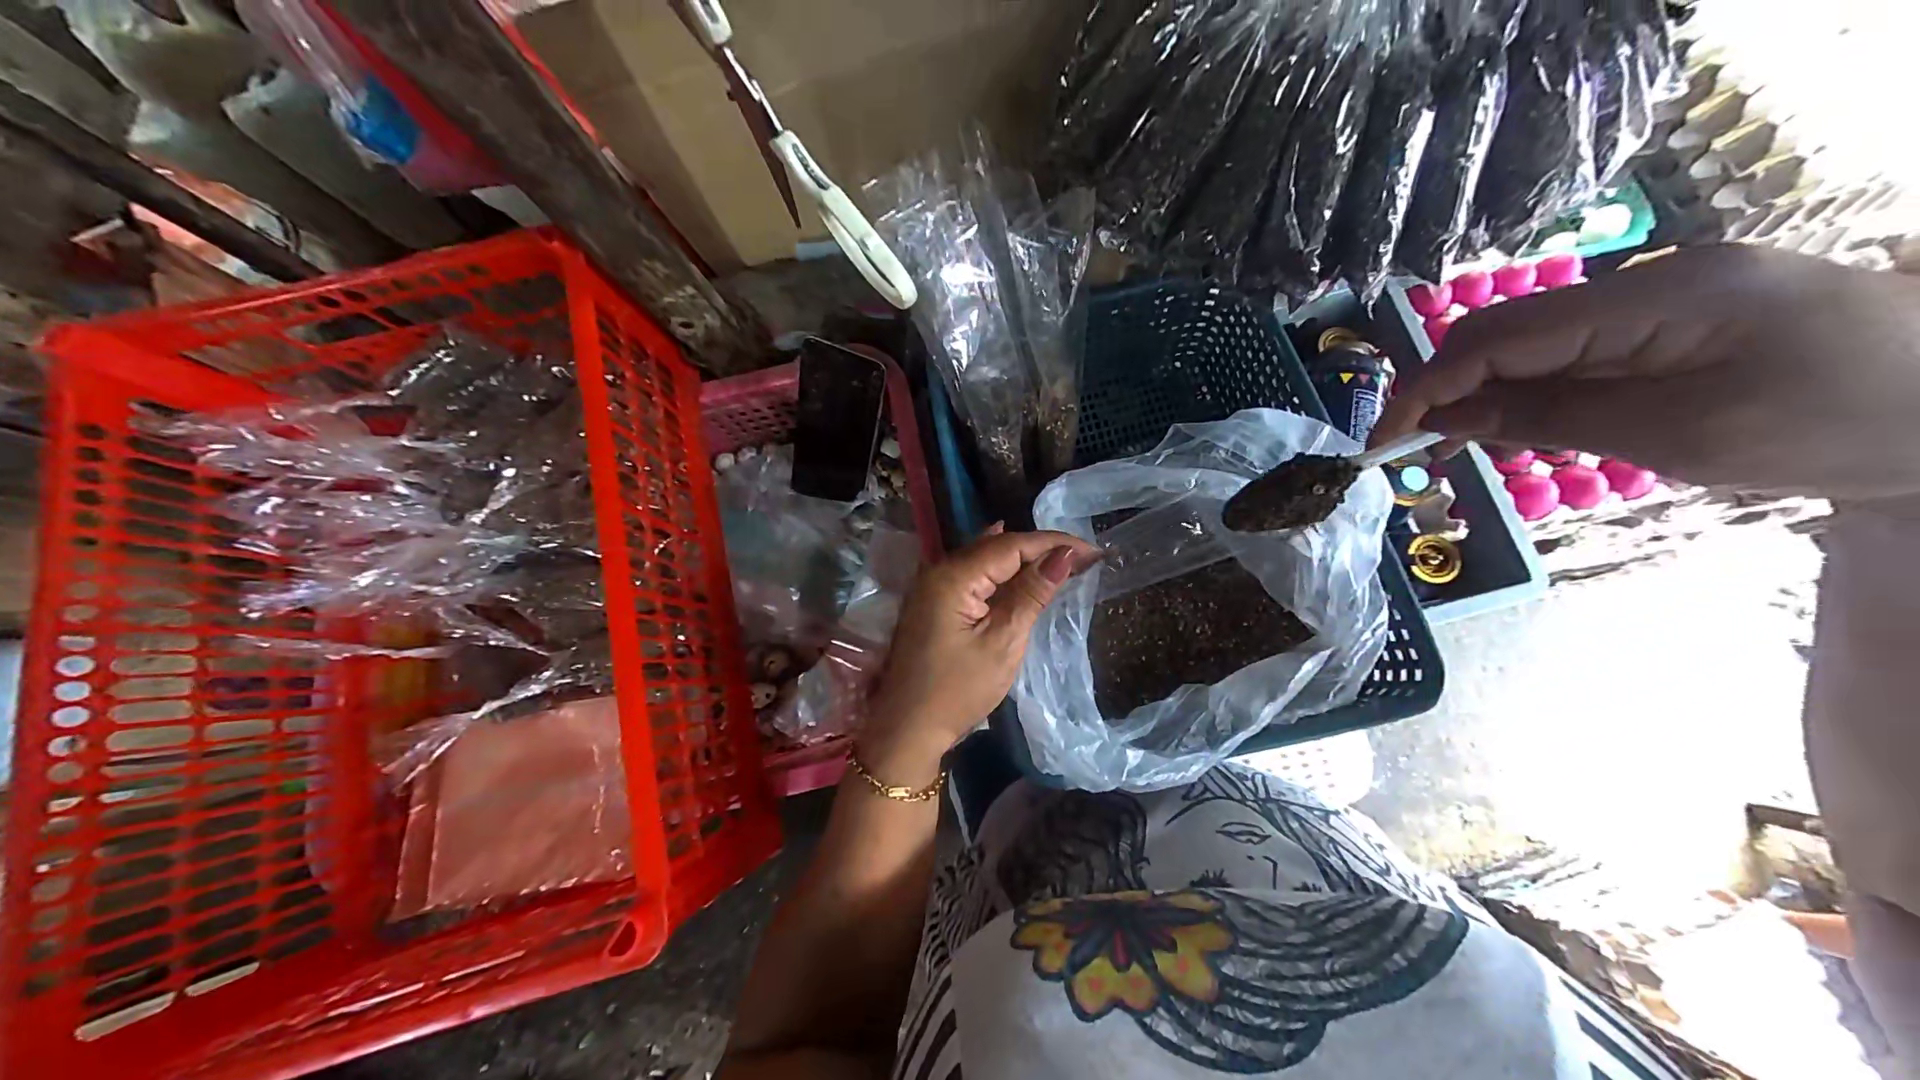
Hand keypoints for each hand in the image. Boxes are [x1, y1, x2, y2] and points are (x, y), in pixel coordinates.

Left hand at [858, 526, 1098, 783]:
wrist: (907, 728)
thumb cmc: (958, 691)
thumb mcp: (1003, 642)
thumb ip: (1031, 594)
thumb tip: (1064, 555)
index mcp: (953, 576)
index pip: (1011, 545)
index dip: (1054, 543)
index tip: (1093, 551)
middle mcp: (938, 570)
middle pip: (996, 546)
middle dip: (1041, 548)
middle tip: (1084, 557)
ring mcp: (932, 586)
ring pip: (984, 557)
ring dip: (1022, 558)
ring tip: (1061, 560)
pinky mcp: (933, 602)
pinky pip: (972, 574)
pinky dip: (999, 570)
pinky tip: (1014, 561)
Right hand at [1371, 245, 1919, 499]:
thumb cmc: (1837, 424)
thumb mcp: (1678, 434)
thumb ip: (1550, 418)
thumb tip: (1449, 416)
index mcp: (1652, 295)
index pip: (1500, 335)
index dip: (1428, 385)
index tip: (1382, 440)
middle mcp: (1642, 284)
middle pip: (1503, 330)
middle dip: (1441, 387)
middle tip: (1405, 448)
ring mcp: (1652, 301)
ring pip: (1525, 343)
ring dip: (1474, 392)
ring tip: (1442, 444)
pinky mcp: (1661, 324)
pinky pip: (1564, 355)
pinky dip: (1518, 391)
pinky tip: (1498, 424)